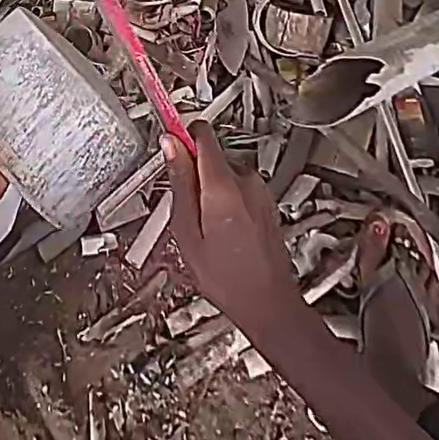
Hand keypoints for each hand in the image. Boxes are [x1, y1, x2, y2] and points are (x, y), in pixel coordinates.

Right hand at [165, 122, 306, 337]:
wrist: (269, 305)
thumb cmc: (228, 278)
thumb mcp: (187, 230)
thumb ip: (179, 182)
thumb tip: (170, 146)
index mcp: (223, 185)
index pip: (202, 134)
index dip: (182, 134)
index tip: (169, 139)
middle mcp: (246, 181)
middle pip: (211, 155)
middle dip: (193, 171)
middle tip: (183, 204)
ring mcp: (260, 191)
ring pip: (222, 172)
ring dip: (208, 188)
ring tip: (203, 224)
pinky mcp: (266, 202)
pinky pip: (237, 186)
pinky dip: (224, 199)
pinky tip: (221, 230)